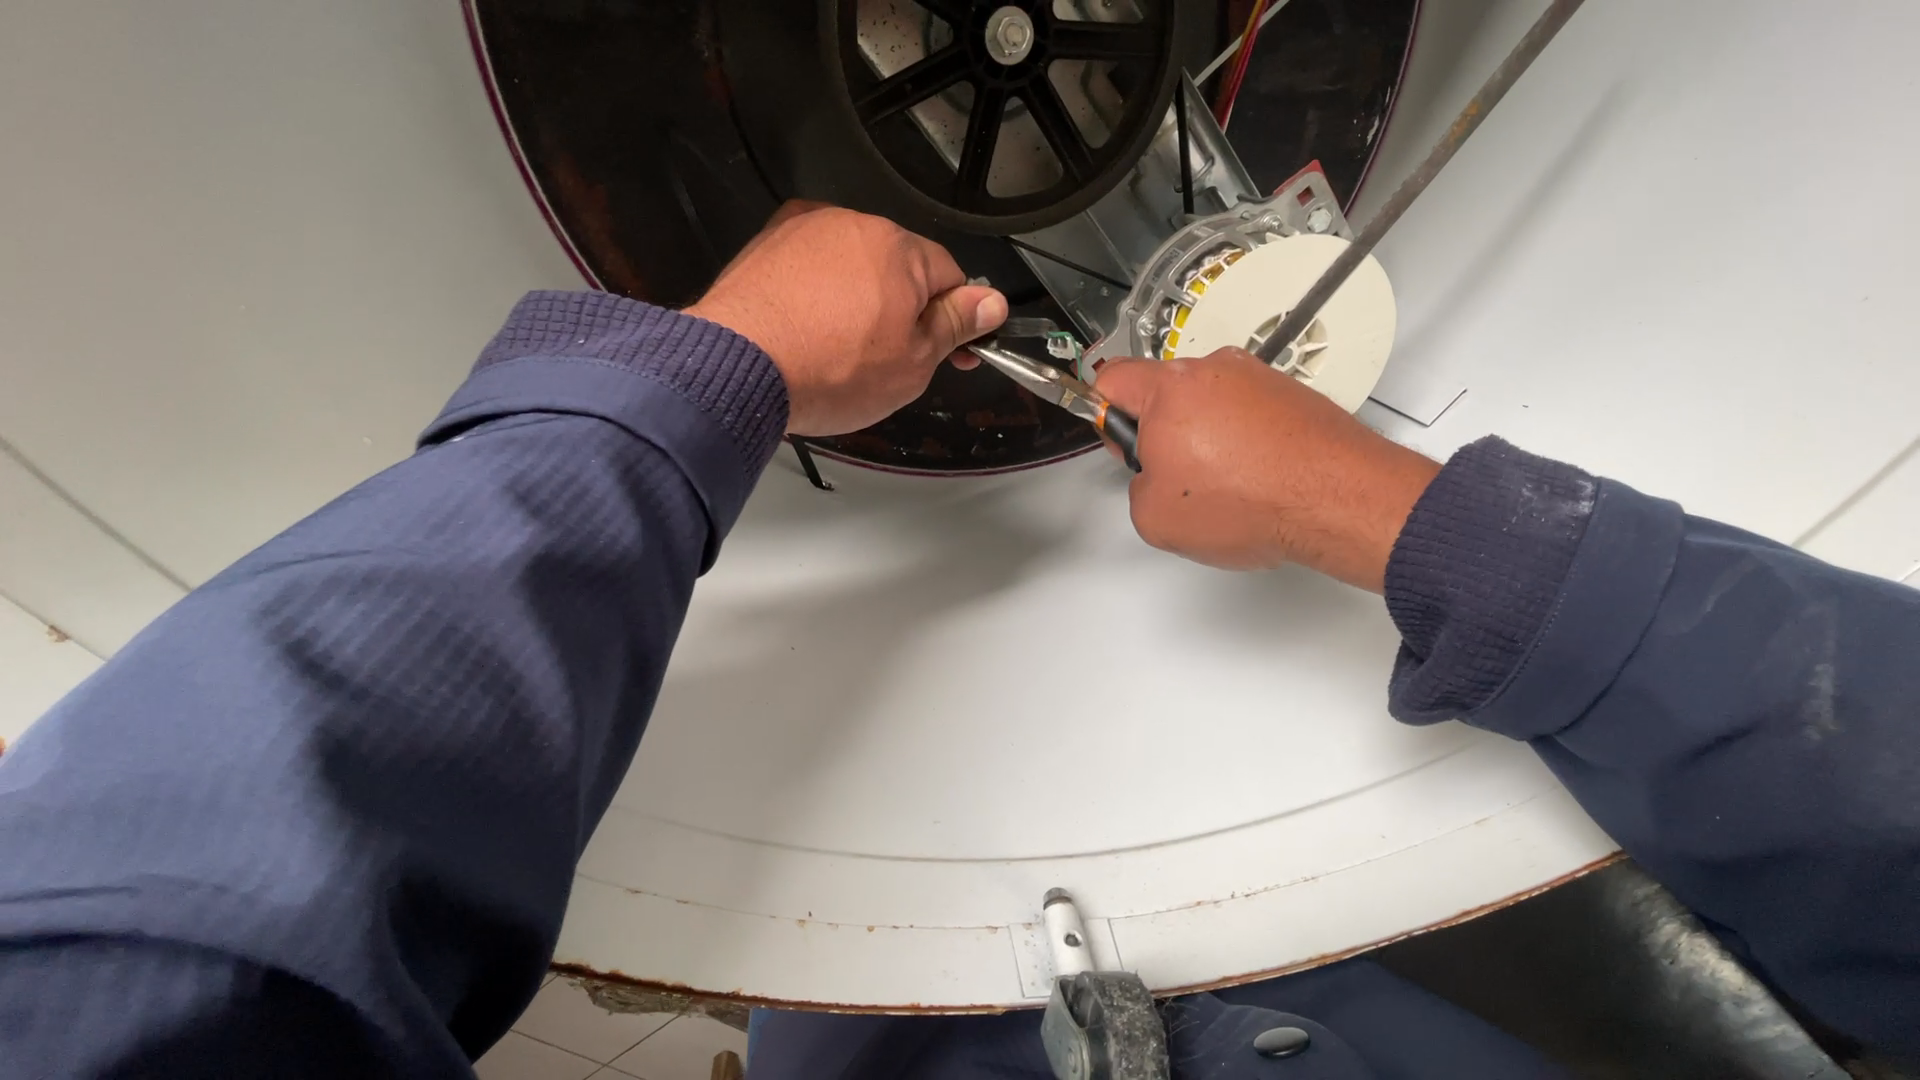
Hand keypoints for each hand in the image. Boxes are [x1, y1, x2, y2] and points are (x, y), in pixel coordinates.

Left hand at [685, 201, 1006, 435]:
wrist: (739, 370)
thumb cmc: (831, 371)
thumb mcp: (913, 363)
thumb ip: (954, 326)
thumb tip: (991, 304)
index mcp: (900, 249)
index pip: (951, 277)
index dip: (957, 319)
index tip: (954, 353)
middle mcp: (853, 225)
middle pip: (900, 268)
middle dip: (904, 310)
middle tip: (891, 362)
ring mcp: (805, 230)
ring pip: (852, 266)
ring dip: (859, 300)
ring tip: (840, 352)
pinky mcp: (766, 245)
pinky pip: (810, 268)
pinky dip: (816, 294)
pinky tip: (808, 332)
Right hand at [1095, 348, 1440, 590]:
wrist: (1338, 500)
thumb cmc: (1246, 504)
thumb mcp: (1154, 516)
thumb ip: (1136, 485)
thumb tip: (1156, 475)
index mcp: (1170, 389)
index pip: (1112, 379)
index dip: (1102, 412)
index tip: (1118, 441)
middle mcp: (1213, 370)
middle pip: (1162, 393)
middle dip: (1159, 433)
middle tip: (1174, 477)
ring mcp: (1257, 378)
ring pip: (1206, 405)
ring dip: (1204, 438)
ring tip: (1226, 486)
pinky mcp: (1291, 394)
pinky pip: (1246, 414)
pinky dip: (1243, 442)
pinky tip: (1256, 481)